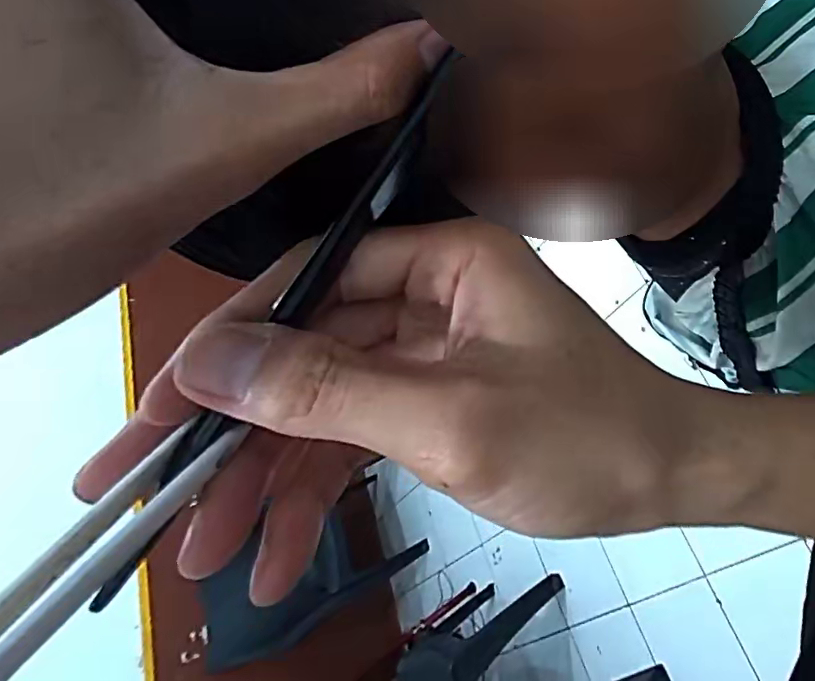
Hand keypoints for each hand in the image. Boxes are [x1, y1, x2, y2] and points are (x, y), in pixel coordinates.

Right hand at [76, 221, 713, 603]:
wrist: (666, 475)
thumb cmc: (580, 435)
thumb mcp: (448, 419)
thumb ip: (329, 389)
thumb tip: (214, 361)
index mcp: (448, 260)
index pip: (316, 278)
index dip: (234, 339)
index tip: (161, 407)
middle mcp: (436, 288)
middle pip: (313, 344)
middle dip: (239, 425)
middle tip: (147, 494)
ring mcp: (436, 344)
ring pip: (331, 396)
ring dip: (271, 472)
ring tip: (206, 551)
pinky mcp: (441, 391)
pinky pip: (365, 428)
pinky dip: (323, 486)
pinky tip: (280, 554)